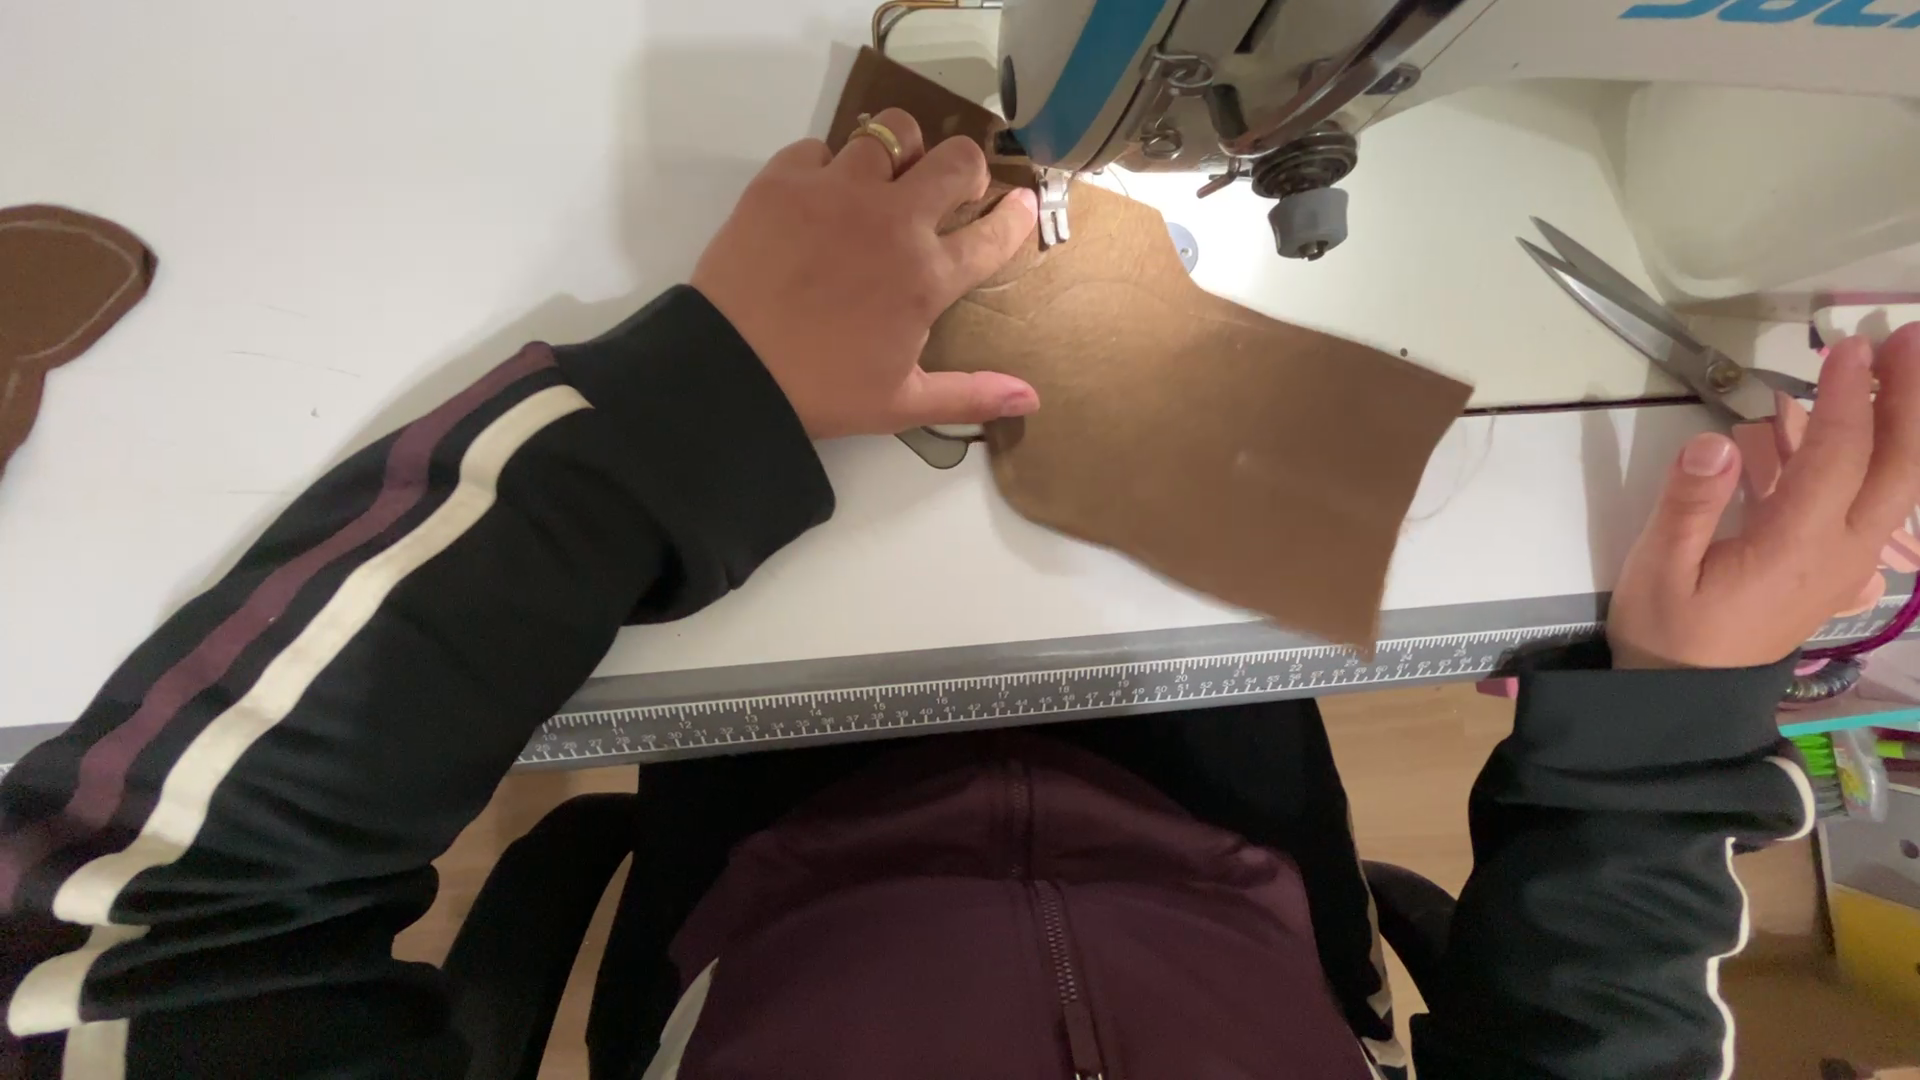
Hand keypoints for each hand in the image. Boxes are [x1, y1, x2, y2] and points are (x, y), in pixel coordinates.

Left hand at [691, 108, 1040, 439]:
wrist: (731, 369)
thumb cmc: (823, 391)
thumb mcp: (904, 403)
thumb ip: (972, 395)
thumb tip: (1031, 401)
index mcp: (927, 277)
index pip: (993, 234)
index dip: (1016, 218)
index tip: (1023, 204)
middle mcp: (893, 220)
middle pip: (956, 159)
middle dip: (967, 170)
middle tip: (954, 191)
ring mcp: (838, 192)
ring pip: (892, 132)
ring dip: (903, 152)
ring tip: (889, 181)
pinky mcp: (786, 179)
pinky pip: (823, 148)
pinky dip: (831, 167)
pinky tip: (823, 199)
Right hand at [1608, 325, 1919, 668]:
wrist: (1686, 689)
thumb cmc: (1667, 627)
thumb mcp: (1659, 567)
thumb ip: (1689, 504)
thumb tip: (1716, 439)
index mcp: (1797, 544)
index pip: (1840, 457)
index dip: (1849, 399)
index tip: (1847, 348)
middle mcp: (1842, 545)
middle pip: (1902, 463)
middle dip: (1913, 399)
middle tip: (1910, 340)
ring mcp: (1845, 556)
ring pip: (1896, 481)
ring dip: (1901, 423)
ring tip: (1895, 370)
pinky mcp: (1830, 563)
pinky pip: (1862, 500)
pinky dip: (1859, 459)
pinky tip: (1824, 434)